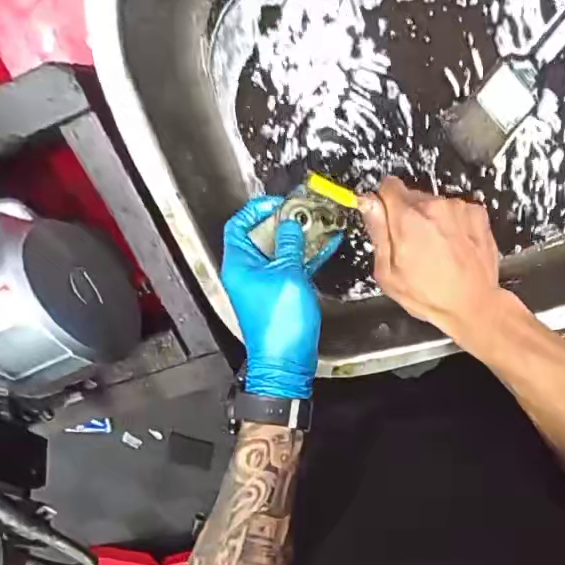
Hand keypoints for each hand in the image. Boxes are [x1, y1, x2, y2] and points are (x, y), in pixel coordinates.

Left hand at [222, 196, 340, 399]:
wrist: (286, 362)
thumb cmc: (279, 325)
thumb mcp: (287, 275)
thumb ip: (290, 245)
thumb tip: (291, 223)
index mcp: (239, 264)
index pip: (239, 224)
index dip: (258, 209)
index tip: (281, 203)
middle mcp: (248, 272)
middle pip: (262, 235)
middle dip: (285, 221)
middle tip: (305, 211)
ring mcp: (265, 283)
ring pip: (281, 251)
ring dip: (300, 238)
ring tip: (319, 224)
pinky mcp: (282, 294)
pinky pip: (293, 267)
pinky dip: (307, 256)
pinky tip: (325, 246)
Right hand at [362, 177, 518, 345]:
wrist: (474, 305)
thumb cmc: (431, 297)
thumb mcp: (388, 274)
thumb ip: (377, 233)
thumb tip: (369, 204)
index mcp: (406, 219)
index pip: (388, 187)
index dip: (386, 204)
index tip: (389, 221)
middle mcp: (433, 206)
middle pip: (412, 197)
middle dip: (409, 217)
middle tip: (415, 248)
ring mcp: (458, 208)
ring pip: (435, 205)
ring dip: (433, 222)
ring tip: (438, 253)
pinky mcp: (477, 213)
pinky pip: (457, 211)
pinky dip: (454, 225)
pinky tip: (455, 249)